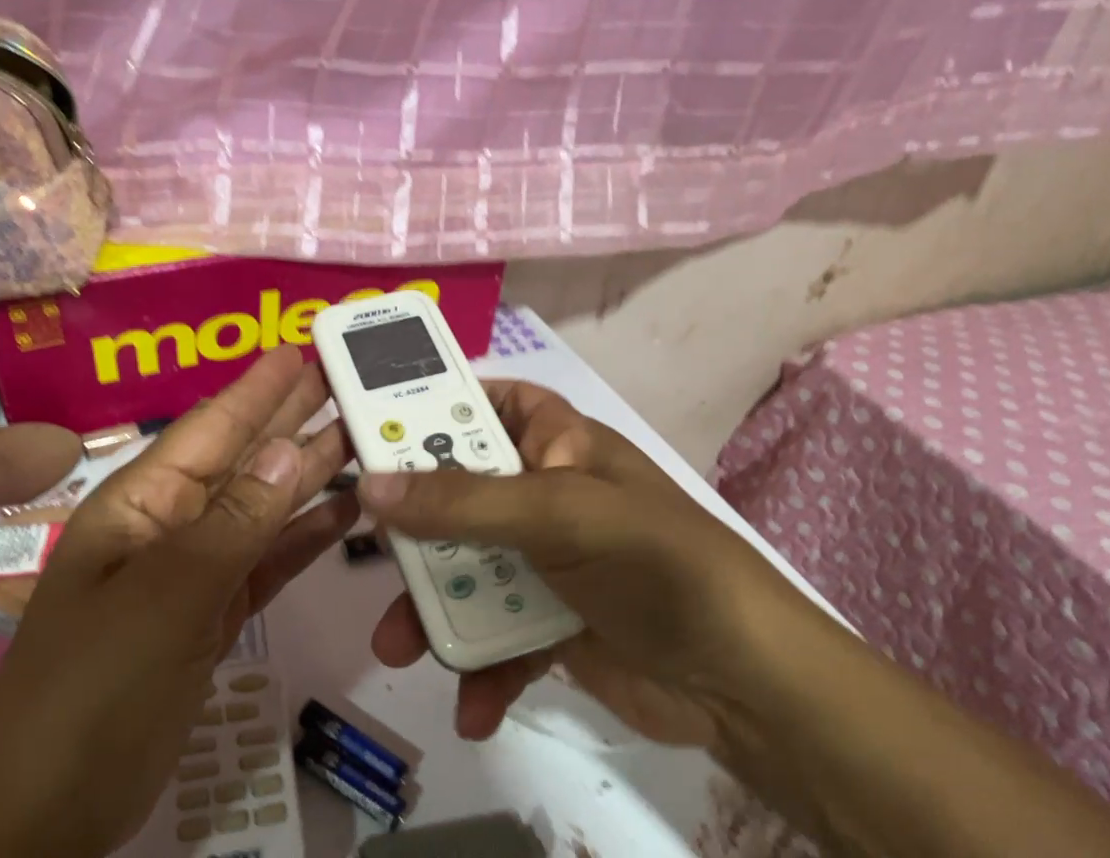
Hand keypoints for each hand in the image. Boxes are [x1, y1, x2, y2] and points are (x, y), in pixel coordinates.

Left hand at [0, 347, 356, 857]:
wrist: (49, 806)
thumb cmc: (94, 687)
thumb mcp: (165, 597)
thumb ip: (232, 524)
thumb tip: (289, 448)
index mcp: (138, 505)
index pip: (208, 430)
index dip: (257, 389)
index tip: (303, 349)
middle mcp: (166, 529)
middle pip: (239, 463)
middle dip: (289, 420)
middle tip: (347, 380)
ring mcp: (190, 578)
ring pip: (258, 514)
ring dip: (306, 478)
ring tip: (360, 439)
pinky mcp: (210, 622)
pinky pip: (263, 568)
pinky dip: (300, 544)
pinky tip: (342, 520)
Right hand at [362, 381, 814, 748]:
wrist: (745, 683)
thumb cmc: (655, 565)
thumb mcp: (559, 515)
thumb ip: (463, 502)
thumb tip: (368, 485)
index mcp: (559, 444)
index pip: (487, 402)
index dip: (432, 405)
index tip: (370, 425)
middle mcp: (546, 494)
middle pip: (456, 493)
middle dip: (412, 529)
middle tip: (364, 546)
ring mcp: (547, 561)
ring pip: (465, 570)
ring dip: (433, 612)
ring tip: (399, 648)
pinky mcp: (550, 624)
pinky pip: (495, 636)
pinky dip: (481, 669)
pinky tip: (473, 707)